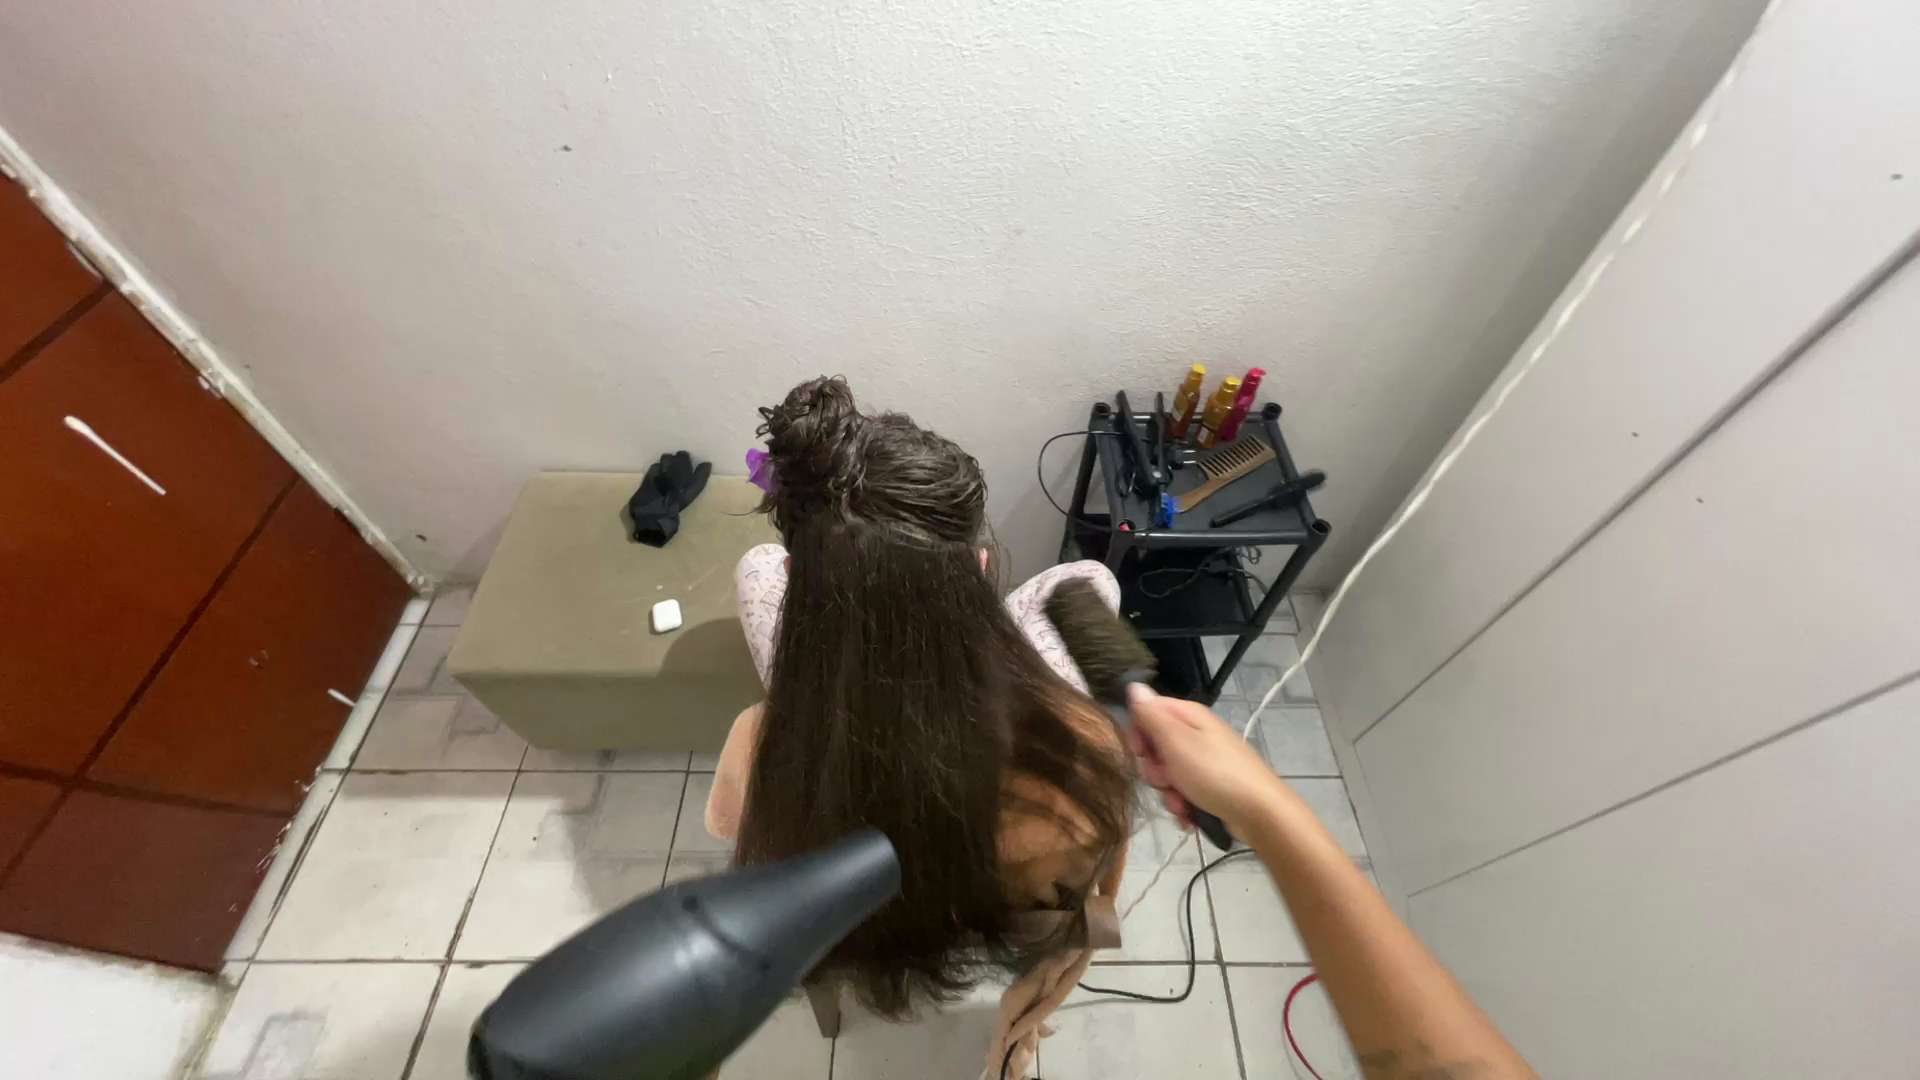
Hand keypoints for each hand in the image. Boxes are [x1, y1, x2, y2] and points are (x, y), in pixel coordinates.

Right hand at [1124, 683, 1287, 835]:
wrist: (1261, 814)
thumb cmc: (1214, 773)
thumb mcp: (1175, 741)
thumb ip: (1151, 715)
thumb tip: (1133, 685)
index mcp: (1189, 716)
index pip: (1148, 712)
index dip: (1138, 732)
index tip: (1142, 753)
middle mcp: (1197, 734)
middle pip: (1156, 746)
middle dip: (1154, 769)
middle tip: (1165, 779)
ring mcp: (1206, 761)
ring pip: (1168, 774)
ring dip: (1168, 793)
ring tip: (1182, 805)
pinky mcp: (1212, 786)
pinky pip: (1185, 792)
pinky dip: (1183, 805)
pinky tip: (1189, 817)